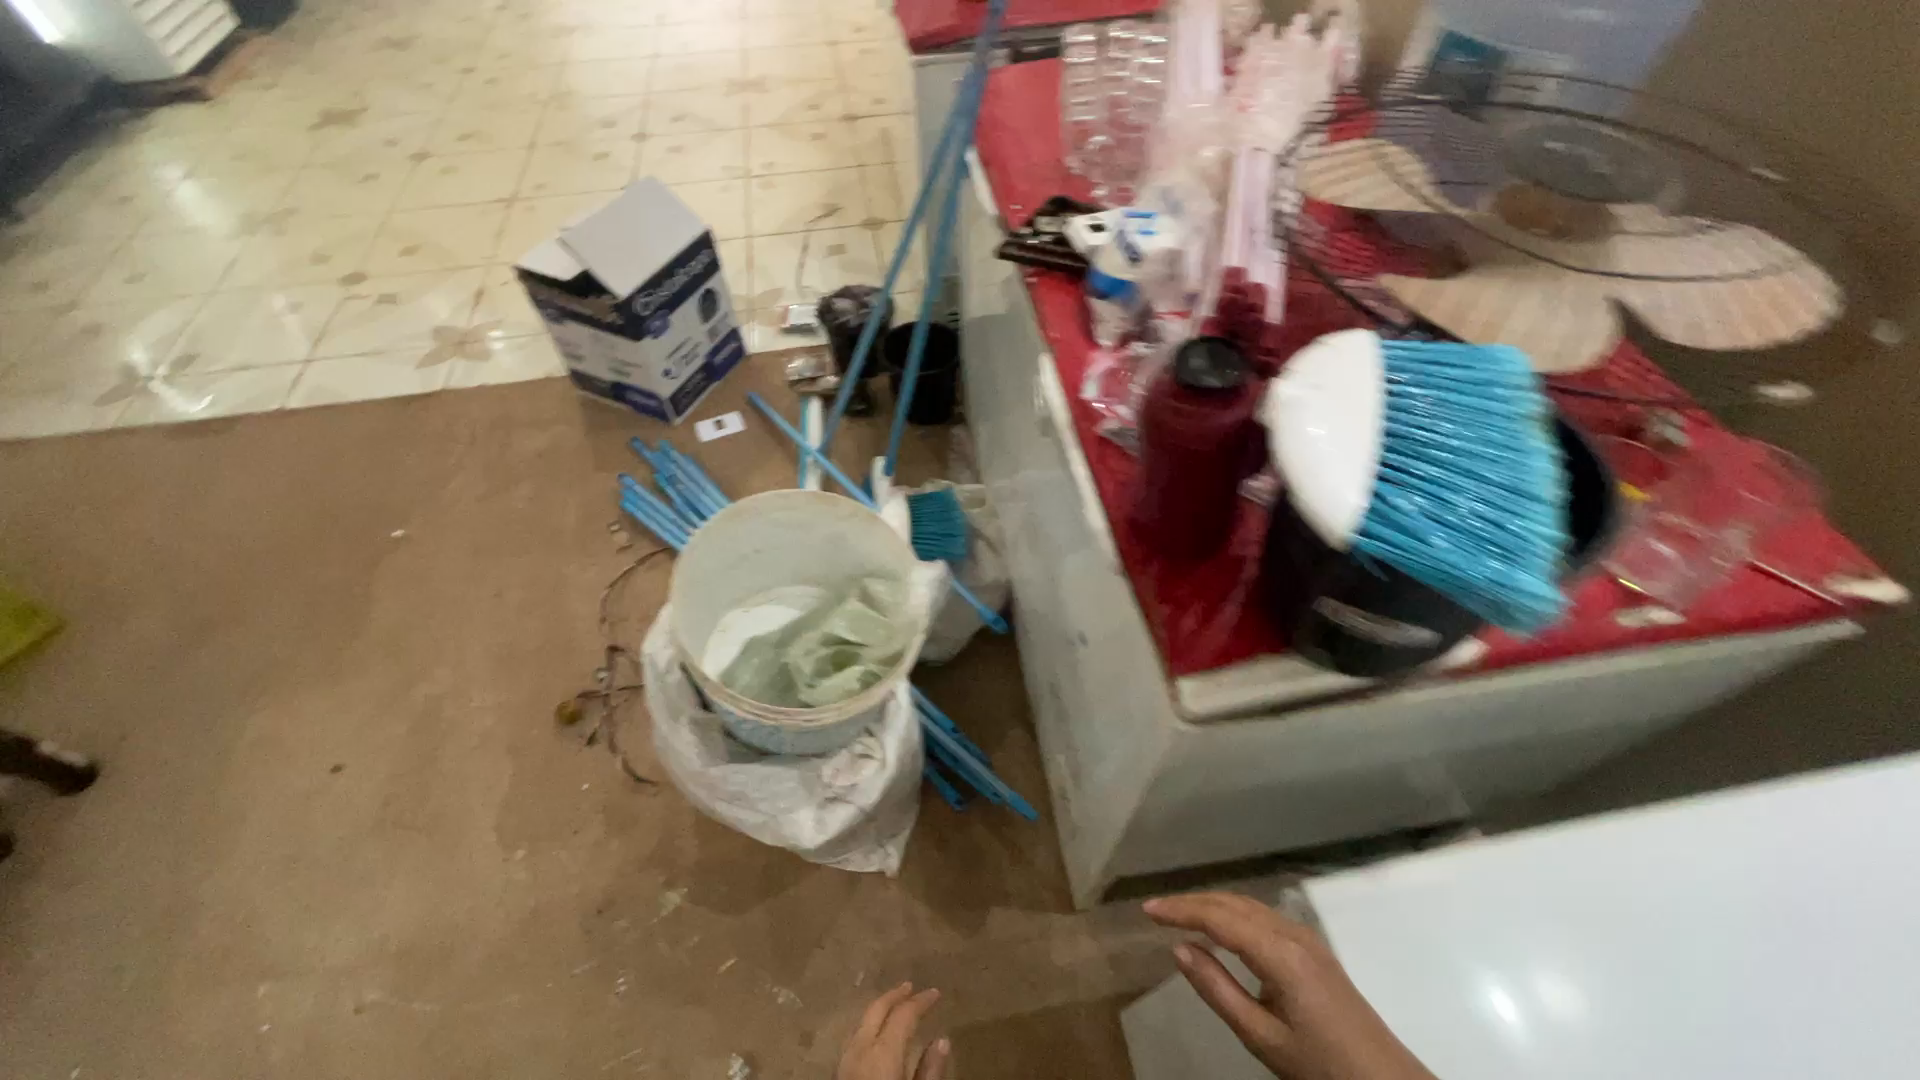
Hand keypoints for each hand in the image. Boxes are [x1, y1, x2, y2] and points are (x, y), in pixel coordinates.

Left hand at [836, 982, 950, 1079]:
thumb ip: (929, 1072)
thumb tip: (942, 1041)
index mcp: (882, 1052)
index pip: (904, 1014)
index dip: (921, 1001)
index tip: (936, 993)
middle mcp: (859, 1049)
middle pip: (876, 1009)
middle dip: (895, 995)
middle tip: (911, 986)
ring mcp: (843, 1062)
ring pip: (861, 1022)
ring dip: (879, 1009)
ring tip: (895, 1006)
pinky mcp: (836, 1075)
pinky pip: (854, 1038)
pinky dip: (868, 1026)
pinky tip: (875, 1035)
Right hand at [1144, 892, 1437, 1079]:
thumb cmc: (1320, 1064)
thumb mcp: (1261, 1037)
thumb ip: (1218, 989)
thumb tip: (1180, 949)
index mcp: (1280, 954)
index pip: (1219, 917)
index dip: (1180, 910)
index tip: (1147, 910)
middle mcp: (1293, 934)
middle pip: (1234, 903)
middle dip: (1192, 901)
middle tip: (1156, 910)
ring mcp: (1307, 939)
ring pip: (1249, 906)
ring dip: (1212, 904)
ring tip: (1179, 914)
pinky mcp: (1314, 950)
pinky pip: (1263, 917)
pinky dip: (1233, 913)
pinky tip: (1220, 927)